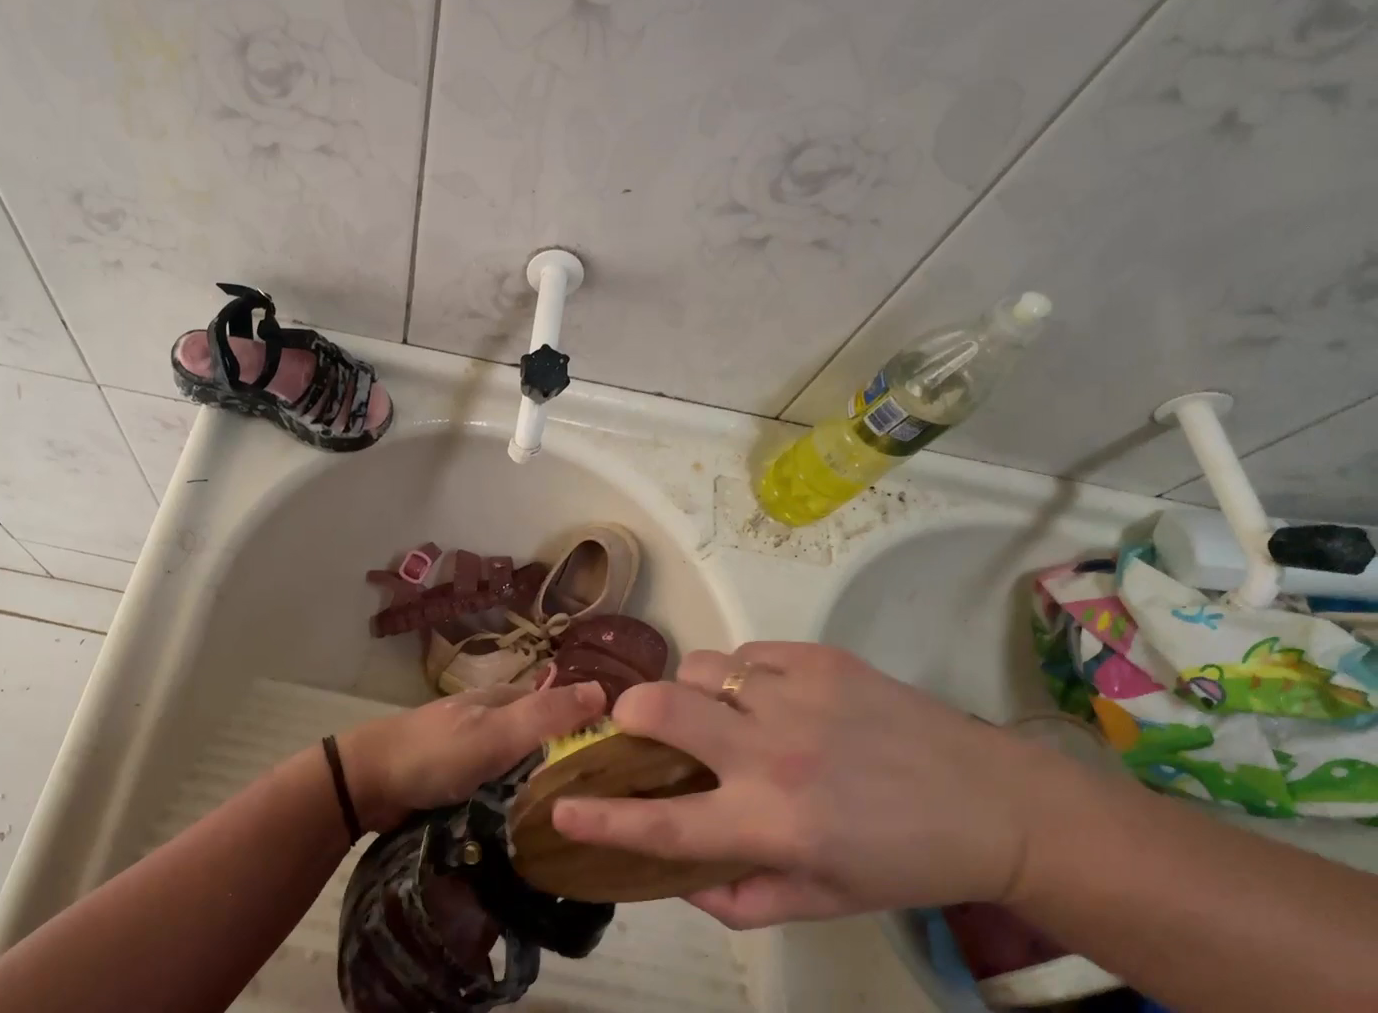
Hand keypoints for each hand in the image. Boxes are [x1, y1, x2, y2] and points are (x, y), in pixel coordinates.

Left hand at [340, 681, 606, 832]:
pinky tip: (538, 827)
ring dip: (546, 786)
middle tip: (612, 803)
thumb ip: (544, 716)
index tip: (629, 762)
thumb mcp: (493, 734)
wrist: (366, 785)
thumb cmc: (433, 754)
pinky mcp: (460, 782)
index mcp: (503, 700)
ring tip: (583, 821)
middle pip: (544, 738)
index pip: (561, 707)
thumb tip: (605, 691)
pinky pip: (503, 790)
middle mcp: (492, 720)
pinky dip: (520, 802)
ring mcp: (474, 752)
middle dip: (572, 761)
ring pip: (524, 766)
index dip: (592, 726)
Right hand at [551, 643, 1064, 928]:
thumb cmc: (902, 863)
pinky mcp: (820, 659)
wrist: (995, 804)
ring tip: (721, 713)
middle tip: (640, 727)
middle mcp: (774, 754)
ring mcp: (797, 696)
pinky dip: (741, 677)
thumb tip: (672, 875)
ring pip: (698, 669)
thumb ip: (738, 898)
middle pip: (660, 708)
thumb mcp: (821, 901)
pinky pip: (745, 653)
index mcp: (773, 824)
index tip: (559, 806)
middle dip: (629, 714)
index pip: (664, 823)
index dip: (601, 817)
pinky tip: (771, 699)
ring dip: (693, 693)